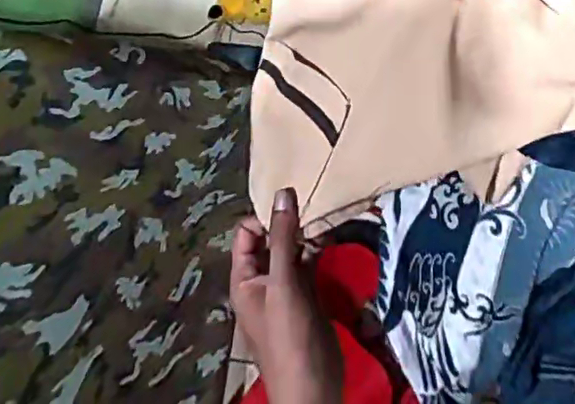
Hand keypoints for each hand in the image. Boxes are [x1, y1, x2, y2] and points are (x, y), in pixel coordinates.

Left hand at [229, 189, 342, 403]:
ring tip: (323, 220)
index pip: (247, 233)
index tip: (291, 210)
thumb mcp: (283, 284)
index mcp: (244, 279)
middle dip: (289, 222)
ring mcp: (284, 288)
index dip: (265, 218)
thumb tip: (282, 192)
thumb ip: (282, 237)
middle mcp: (261, 280)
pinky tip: (330, 238)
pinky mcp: (306, 294)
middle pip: (270, 238)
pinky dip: (316, 249)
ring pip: (291, 248)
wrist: (313, 388)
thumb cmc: (289, 337)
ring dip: (305, 234)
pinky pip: (307, 262)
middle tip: (311, 208)